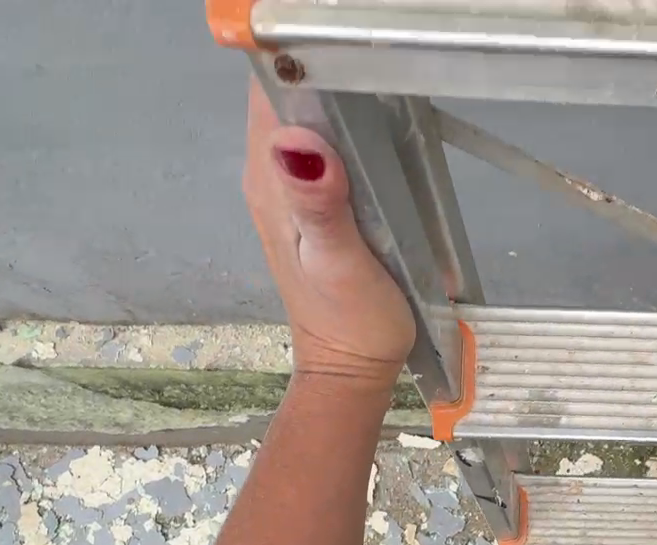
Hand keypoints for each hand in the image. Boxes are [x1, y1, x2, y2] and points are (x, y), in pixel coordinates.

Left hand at [245, 79, 416, 380]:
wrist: (352, 370)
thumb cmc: (354, 324)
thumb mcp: (343, 268)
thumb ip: (321, 208)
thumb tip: (300, 144)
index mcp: (271, 183)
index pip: (269, 91)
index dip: (301, 63)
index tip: (349, 62)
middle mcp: (271, 177)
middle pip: (287, 97)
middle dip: (328, 78)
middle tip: (382, 82)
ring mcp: (290, 193)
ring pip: (306, 121)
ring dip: (342, 105)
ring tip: (387, 105)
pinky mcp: (313, 207)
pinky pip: (323, 151)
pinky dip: (349, 137)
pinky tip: (380, 146)